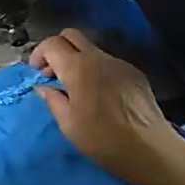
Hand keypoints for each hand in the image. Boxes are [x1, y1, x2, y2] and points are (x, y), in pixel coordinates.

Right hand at [29, 28, 184, 184]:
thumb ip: (53, 99)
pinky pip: (108, 63)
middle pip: (71, 35)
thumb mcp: (68, 124)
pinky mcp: (134, 73)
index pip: (52, 44)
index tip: (36, 72)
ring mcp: (120, 63)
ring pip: (91, 50)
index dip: (38, 53)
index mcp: (78, 68)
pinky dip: (96, 70)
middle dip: (57, 48)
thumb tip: (44, 87)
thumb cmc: (102, 138)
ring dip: (77, 60)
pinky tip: (99, 95)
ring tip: (75, 88)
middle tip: (52, 73)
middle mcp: (99, 58)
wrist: (149, 149)